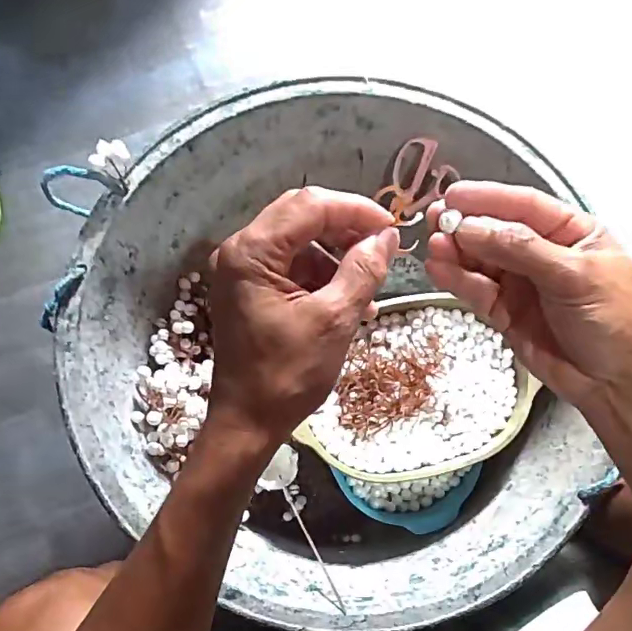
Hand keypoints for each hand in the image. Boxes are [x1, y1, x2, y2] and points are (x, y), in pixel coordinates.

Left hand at [206, 187, 398, 439]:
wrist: (247, 423)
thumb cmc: (287, 377)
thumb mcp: (334, 321)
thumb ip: (362, 271)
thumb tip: (387, 237)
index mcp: (251, 253)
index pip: (310, 206)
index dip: (356, 211)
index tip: (392, 228)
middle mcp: (239, 253)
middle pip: (301, 218)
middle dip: (347, 231)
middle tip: (382, 251)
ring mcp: (241, 274)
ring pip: (299, 244)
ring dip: (337, 259)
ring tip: (368, 292)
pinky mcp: (248, 293)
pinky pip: (290, 270)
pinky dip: (321, 280)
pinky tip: (348, 304)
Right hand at [423, 182, 631, 412]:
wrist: (615, 382)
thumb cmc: (612, 320)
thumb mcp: (574, 275)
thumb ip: (521, 249)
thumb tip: (471, 227)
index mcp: (571, 233)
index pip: (525, 207)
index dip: (489, 199)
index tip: (453, 195)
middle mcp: (542, 254)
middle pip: (497, 233)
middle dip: (466, 225)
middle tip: (433, 219)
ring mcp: (522, 285)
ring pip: (482, 263)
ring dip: (456, 254)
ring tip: (432, 246)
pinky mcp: (505, 314)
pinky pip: (478, 292)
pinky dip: (458, 282)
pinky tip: (439, 270)